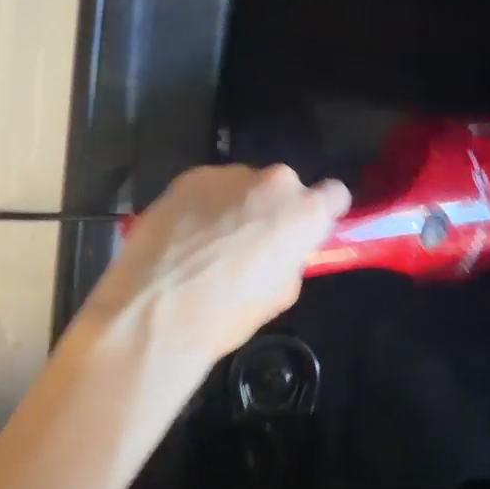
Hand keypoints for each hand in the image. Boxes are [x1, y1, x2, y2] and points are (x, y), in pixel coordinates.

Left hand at [75, 165, 350, 367]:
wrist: (156, 309)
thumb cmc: (227, 313)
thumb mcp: (279, 295)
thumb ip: (289, 260)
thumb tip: (279, 252)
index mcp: (304, 212)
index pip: (333, 195)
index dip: (322, 213)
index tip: (307, 230)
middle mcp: (271, 181)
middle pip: (282, 188)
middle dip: (272, 209)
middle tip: (252, 242)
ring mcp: (226, 175)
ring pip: (242, 186)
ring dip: (235, 205)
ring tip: (209, 243)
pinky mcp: (187, 178)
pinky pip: (207, 189)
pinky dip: (202, 207)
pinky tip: (183, 237)